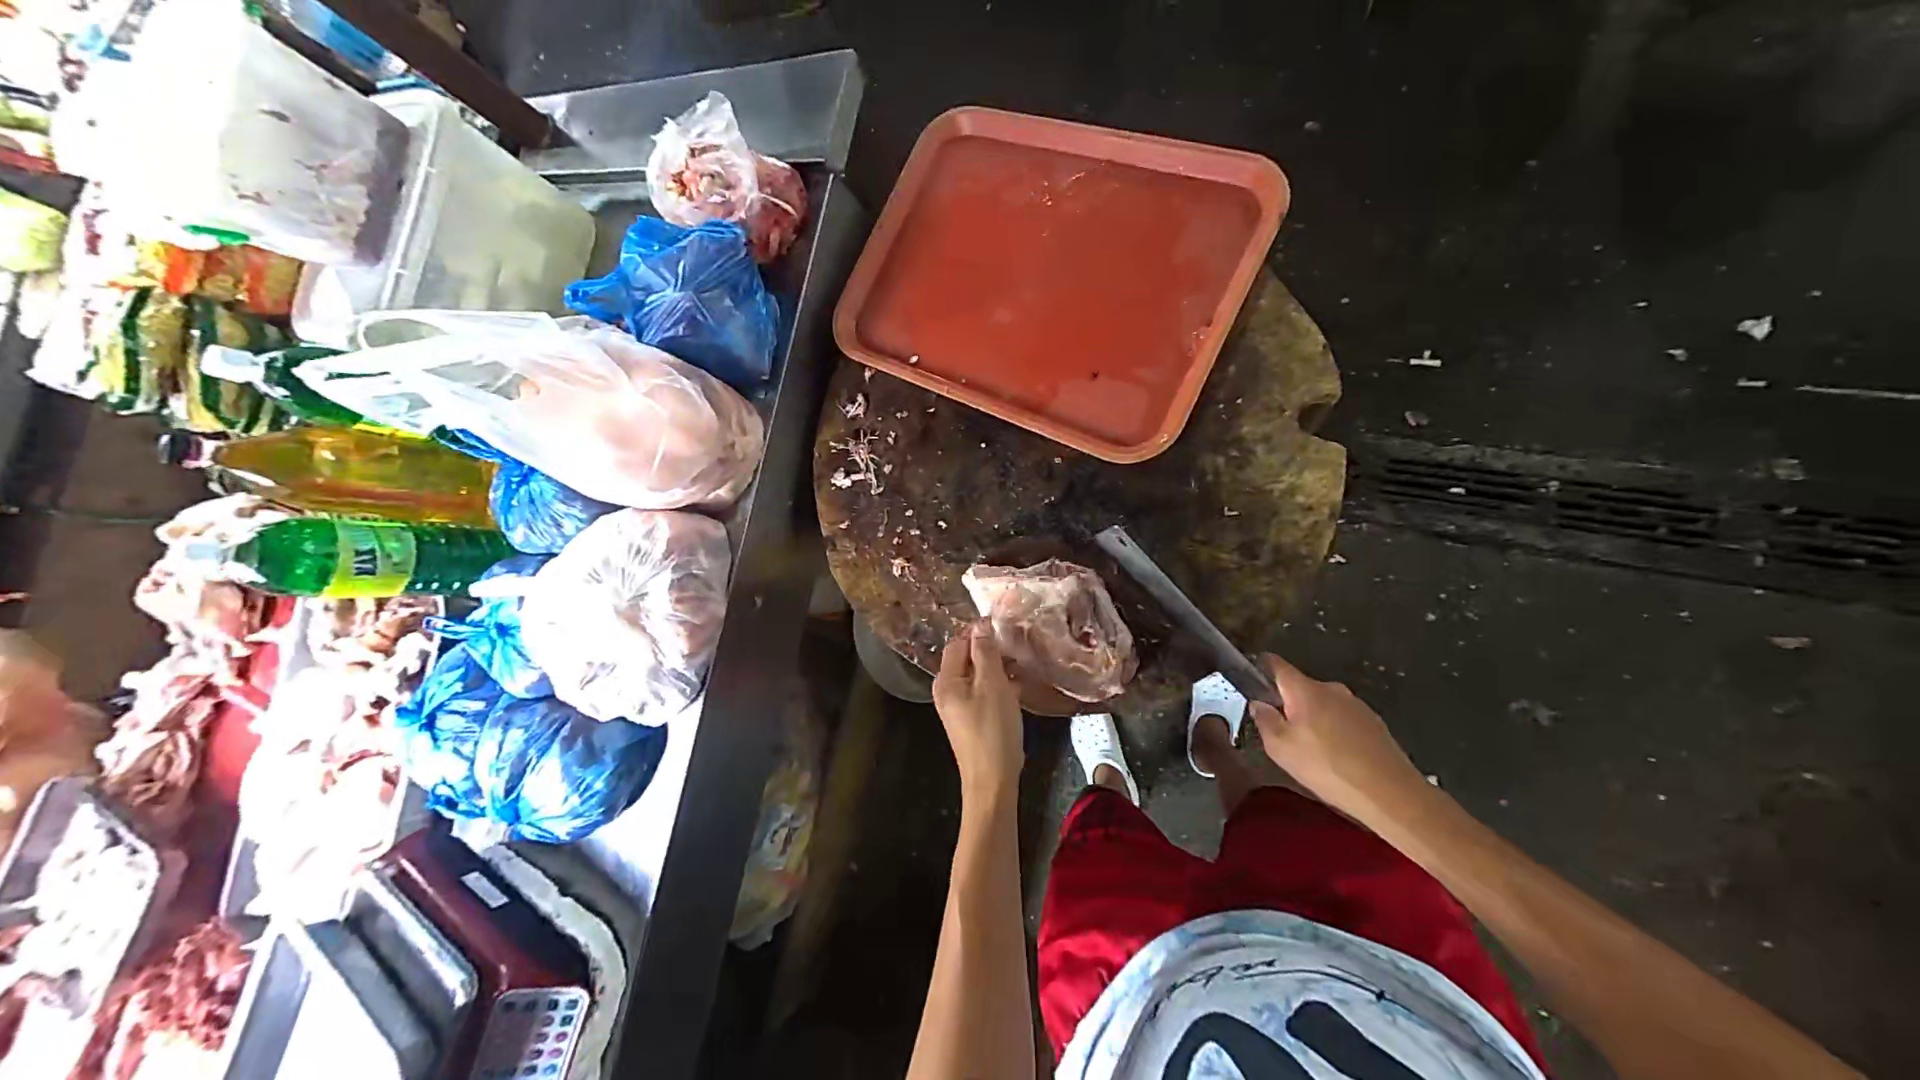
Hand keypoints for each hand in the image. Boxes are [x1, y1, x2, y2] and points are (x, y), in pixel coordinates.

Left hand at [932, 621, 1024, 800]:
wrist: (992, 780)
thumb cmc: (992, 730)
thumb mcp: (992, 685)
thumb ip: (986, 653)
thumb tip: (981, 625)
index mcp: (946, 680)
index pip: (958, 643)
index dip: (979, 632)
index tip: (1005, 627)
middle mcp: (947, 691)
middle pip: (966, 659)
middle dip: (990, 650)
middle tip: (1017, 645)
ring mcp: (959, 707)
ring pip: (978, 676)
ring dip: (998, 668)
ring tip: (1021, 663)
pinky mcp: (972, 719)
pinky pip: (984, 693)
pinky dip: (999, 687)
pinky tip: (1018, 688)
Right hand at [1249, 654, 1426, 820]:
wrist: (1390, 794)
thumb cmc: (1327, 767)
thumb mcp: (1280, 749)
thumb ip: (1264, 720)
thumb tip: (1259, 704)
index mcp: (1305, 689)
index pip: (1276, 664)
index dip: (1260, 668)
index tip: (1251, 683)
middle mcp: (1332, 689)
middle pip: (1300, 688)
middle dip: (1288, 705)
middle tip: (1282, 734)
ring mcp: (1357, 705)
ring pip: (1323, 705)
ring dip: (1313, 720)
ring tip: (1312, 752)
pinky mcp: (1375, 723)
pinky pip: (1344, 720)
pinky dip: (1335, 732)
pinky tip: (1338, 758)